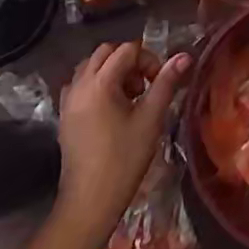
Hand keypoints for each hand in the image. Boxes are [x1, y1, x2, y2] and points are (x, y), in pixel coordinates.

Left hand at [54, 43, 191, 237]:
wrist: (90, 199)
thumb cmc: (124, 159)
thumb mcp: (150, 119)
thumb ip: (166, 83)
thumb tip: (184, 56)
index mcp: (100, 82)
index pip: (127, 50)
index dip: (148, 60)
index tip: (160, 83)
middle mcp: (79, 83)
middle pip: (105, 52)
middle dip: (129, 62)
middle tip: (145, 87)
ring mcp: (68, 99)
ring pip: (91, 67)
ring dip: (112, 72)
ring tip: (130, 99)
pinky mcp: (64, 114)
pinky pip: (81, 85)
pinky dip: (98, 86)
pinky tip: (112, 110)